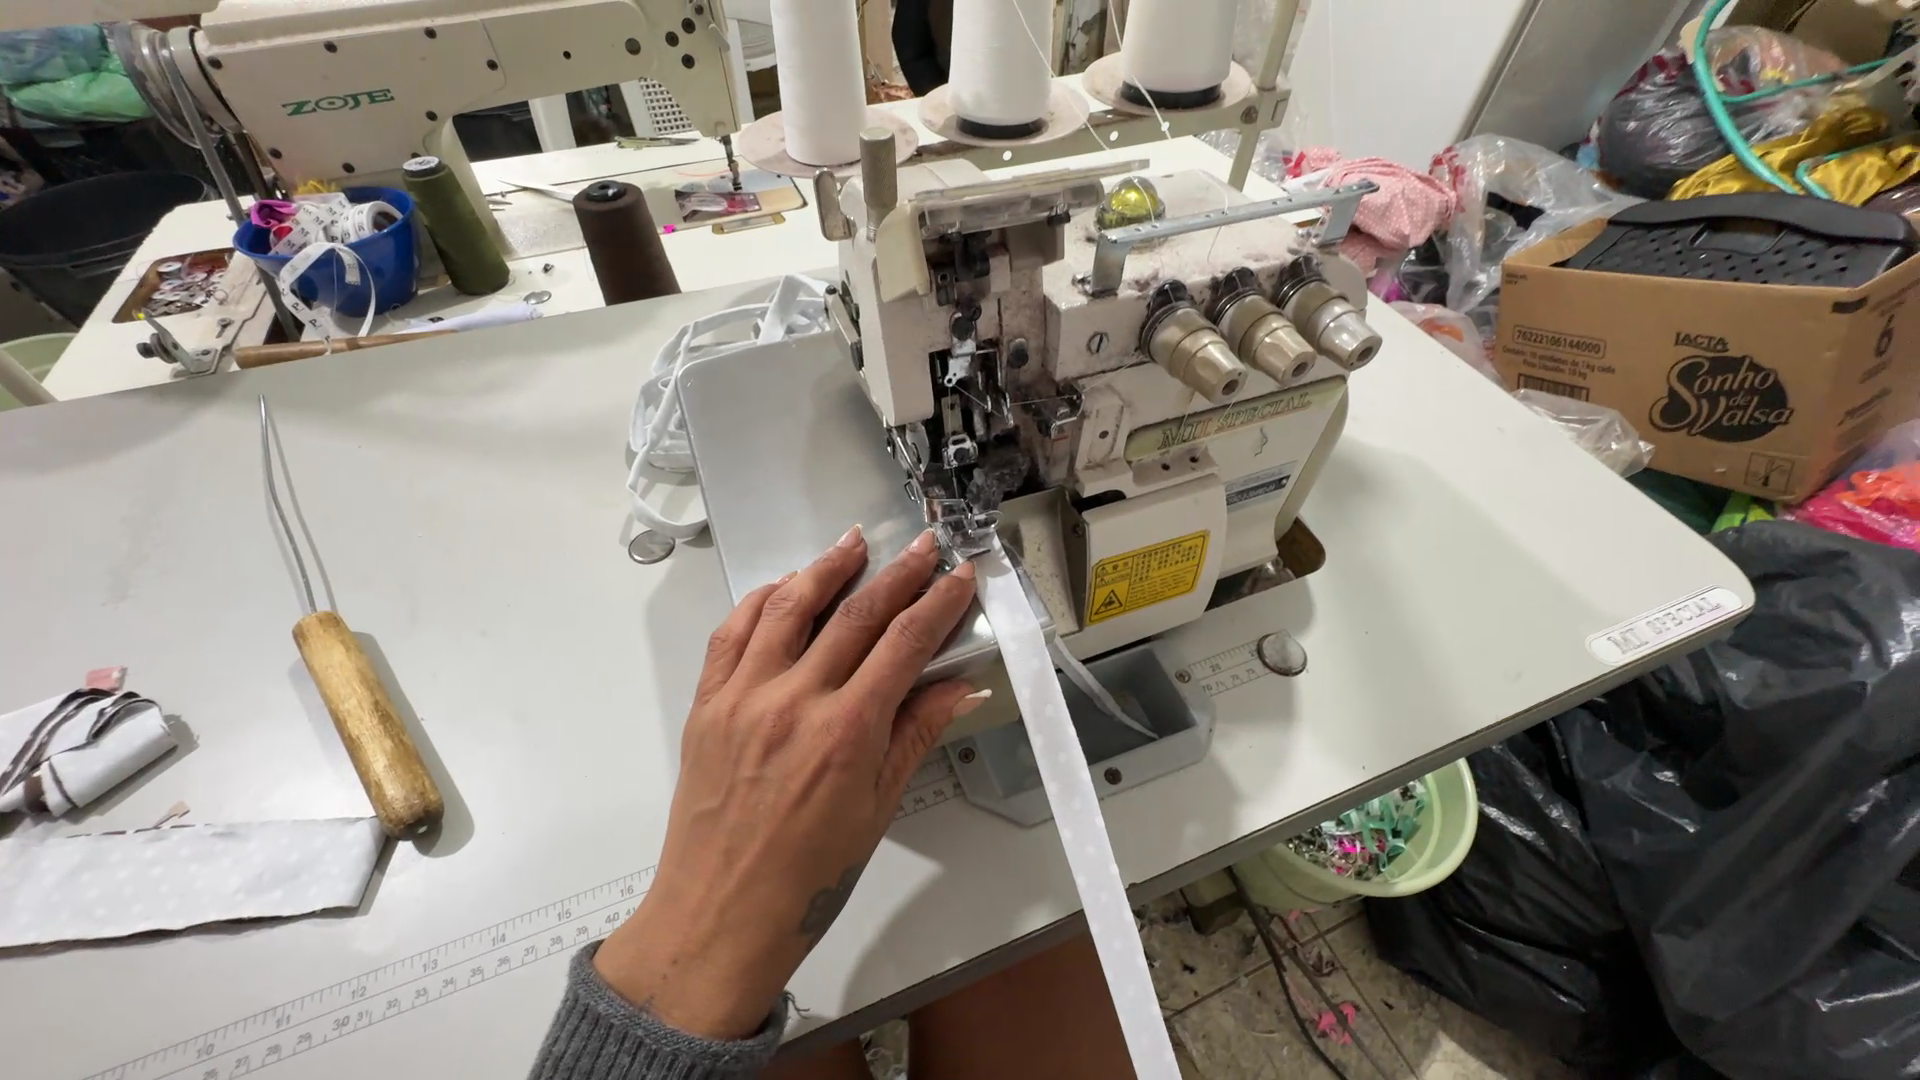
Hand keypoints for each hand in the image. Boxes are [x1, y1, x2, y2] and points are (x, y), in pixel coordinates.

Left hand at [594, 525, 986, 1038]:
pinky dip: (760, 599)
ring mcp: (744, 696)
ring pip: (788, 607)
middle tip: (922, 545)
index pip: (904, 644)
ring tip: (854, 542)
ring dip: (826, 567)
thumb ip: (915, 734)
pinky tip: (784, 585)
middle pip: (855, 615)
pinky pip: (732, 632)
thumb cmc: (808, 874)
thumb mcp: (877, 806)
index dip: (938, 603)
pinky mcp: (707, 702)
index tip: (958, 576)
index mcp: (846, 732)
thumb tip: (960, 686)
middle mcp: (794, 702)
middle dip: (897, 573)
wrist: (719, 913)